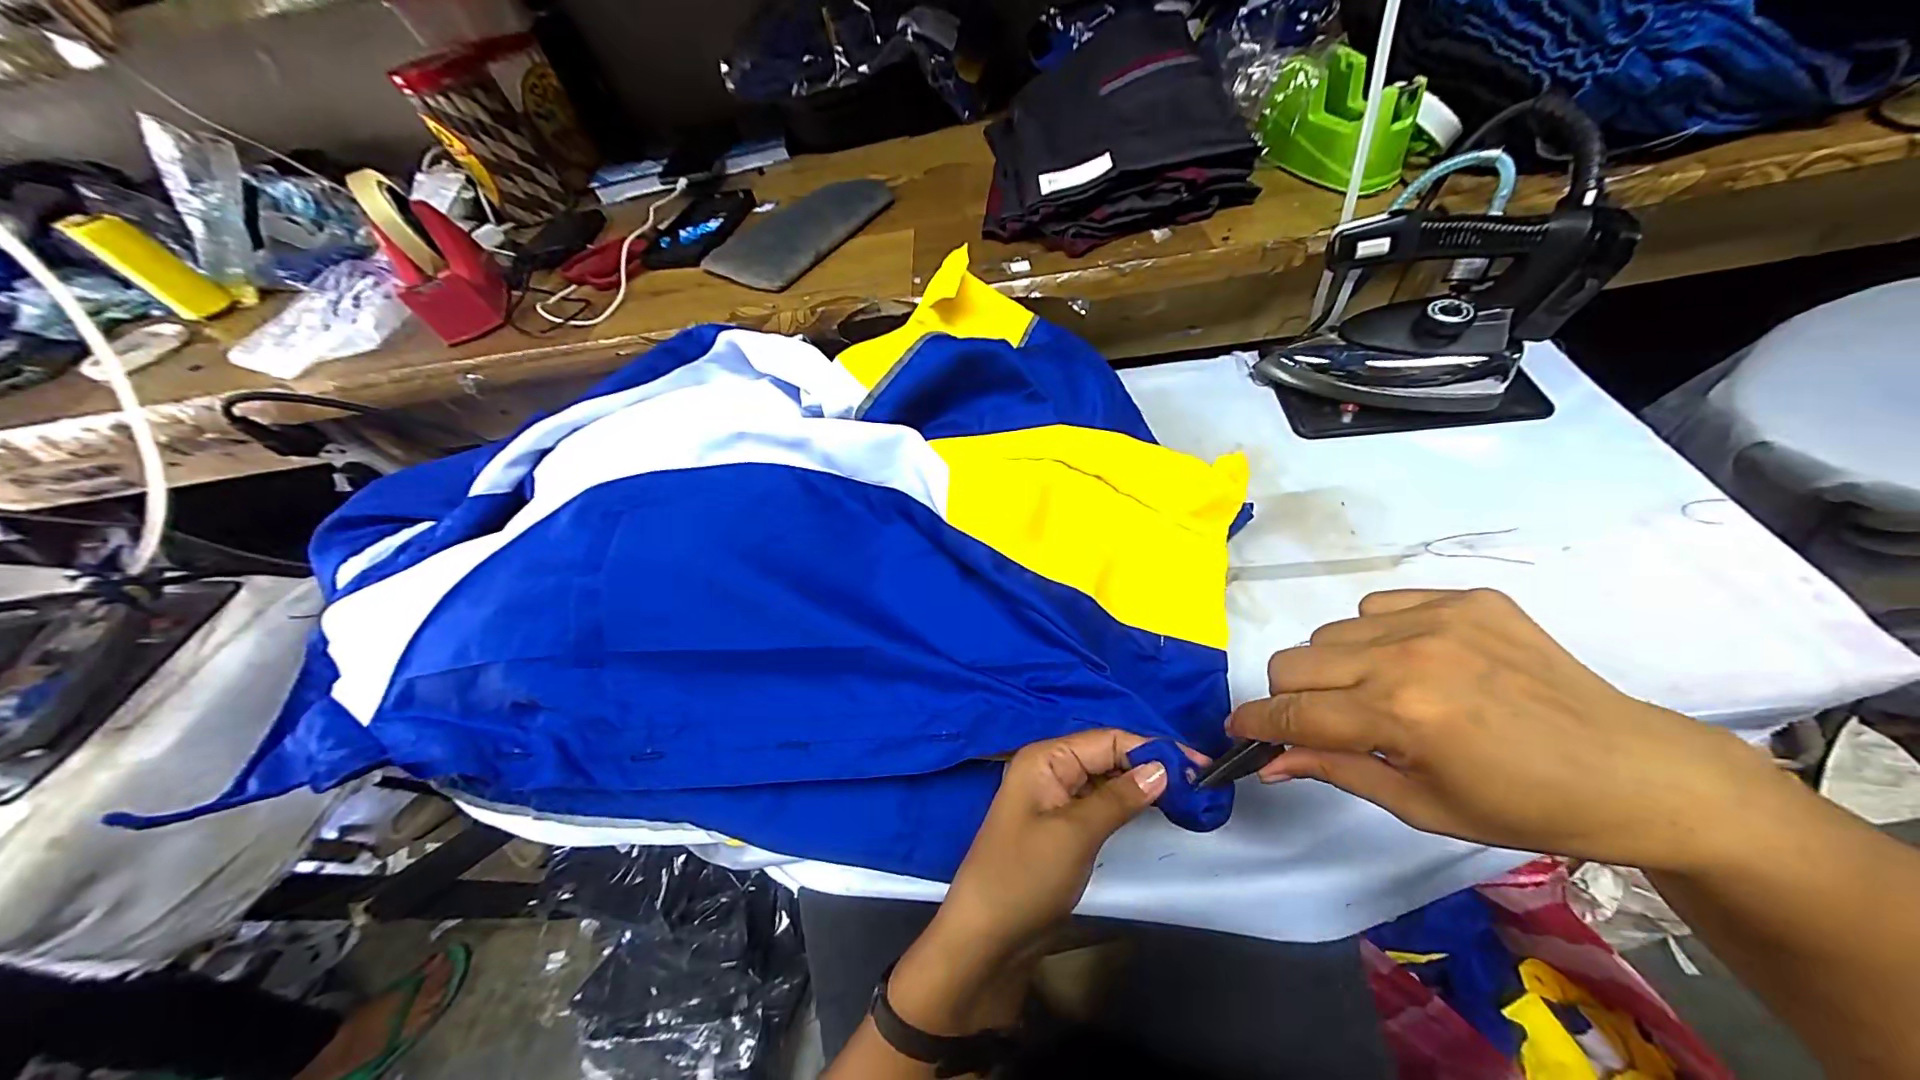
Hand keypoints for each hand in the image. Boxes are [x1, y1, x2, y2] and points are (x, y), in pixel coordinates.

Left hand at [883, 731, 1170, 1037]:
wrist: (986, 937)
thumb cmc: (1025, 876)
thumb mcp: (1076, 833)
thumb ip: (1119, 797)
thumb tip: (1163, 768)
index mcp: (1045, 758)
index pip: (1107, 739)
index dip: (1153, 748)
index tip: (1199, 765)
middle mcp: (1049, 768)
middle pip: (1107, 754)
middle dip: (1150, 764)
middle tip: (1200, 782)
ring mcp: (1054, 798)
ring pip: (1106, 778)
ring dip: (1142, 784)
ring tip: (1188, 794)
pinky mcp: (1061, 825)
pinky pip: (1099, 802)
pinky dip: (1127, 803)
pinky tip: (1155, 809)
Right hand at [1227, 588, 1793, 874]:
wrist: (1639, 772)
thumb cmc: (1525, 807)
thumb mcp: (1420, 806)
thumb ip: (1335, 770)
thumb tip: (1268, 761)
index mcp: (1400, 716)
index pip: (1293, 712)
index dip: (1255, 723)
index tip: (1238, 730)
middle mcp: (1408, 656)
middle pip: (1293, 661)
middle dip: (1289, 696)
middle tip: (1320, 721)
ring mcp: (1438, 618)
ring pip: (1330, 633)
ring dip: (1333, 666)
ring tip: (1377, 692)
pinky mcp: (1466, 598)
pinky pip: (1379, 606)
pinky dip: (1376, 635)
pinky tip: (1416, 661)